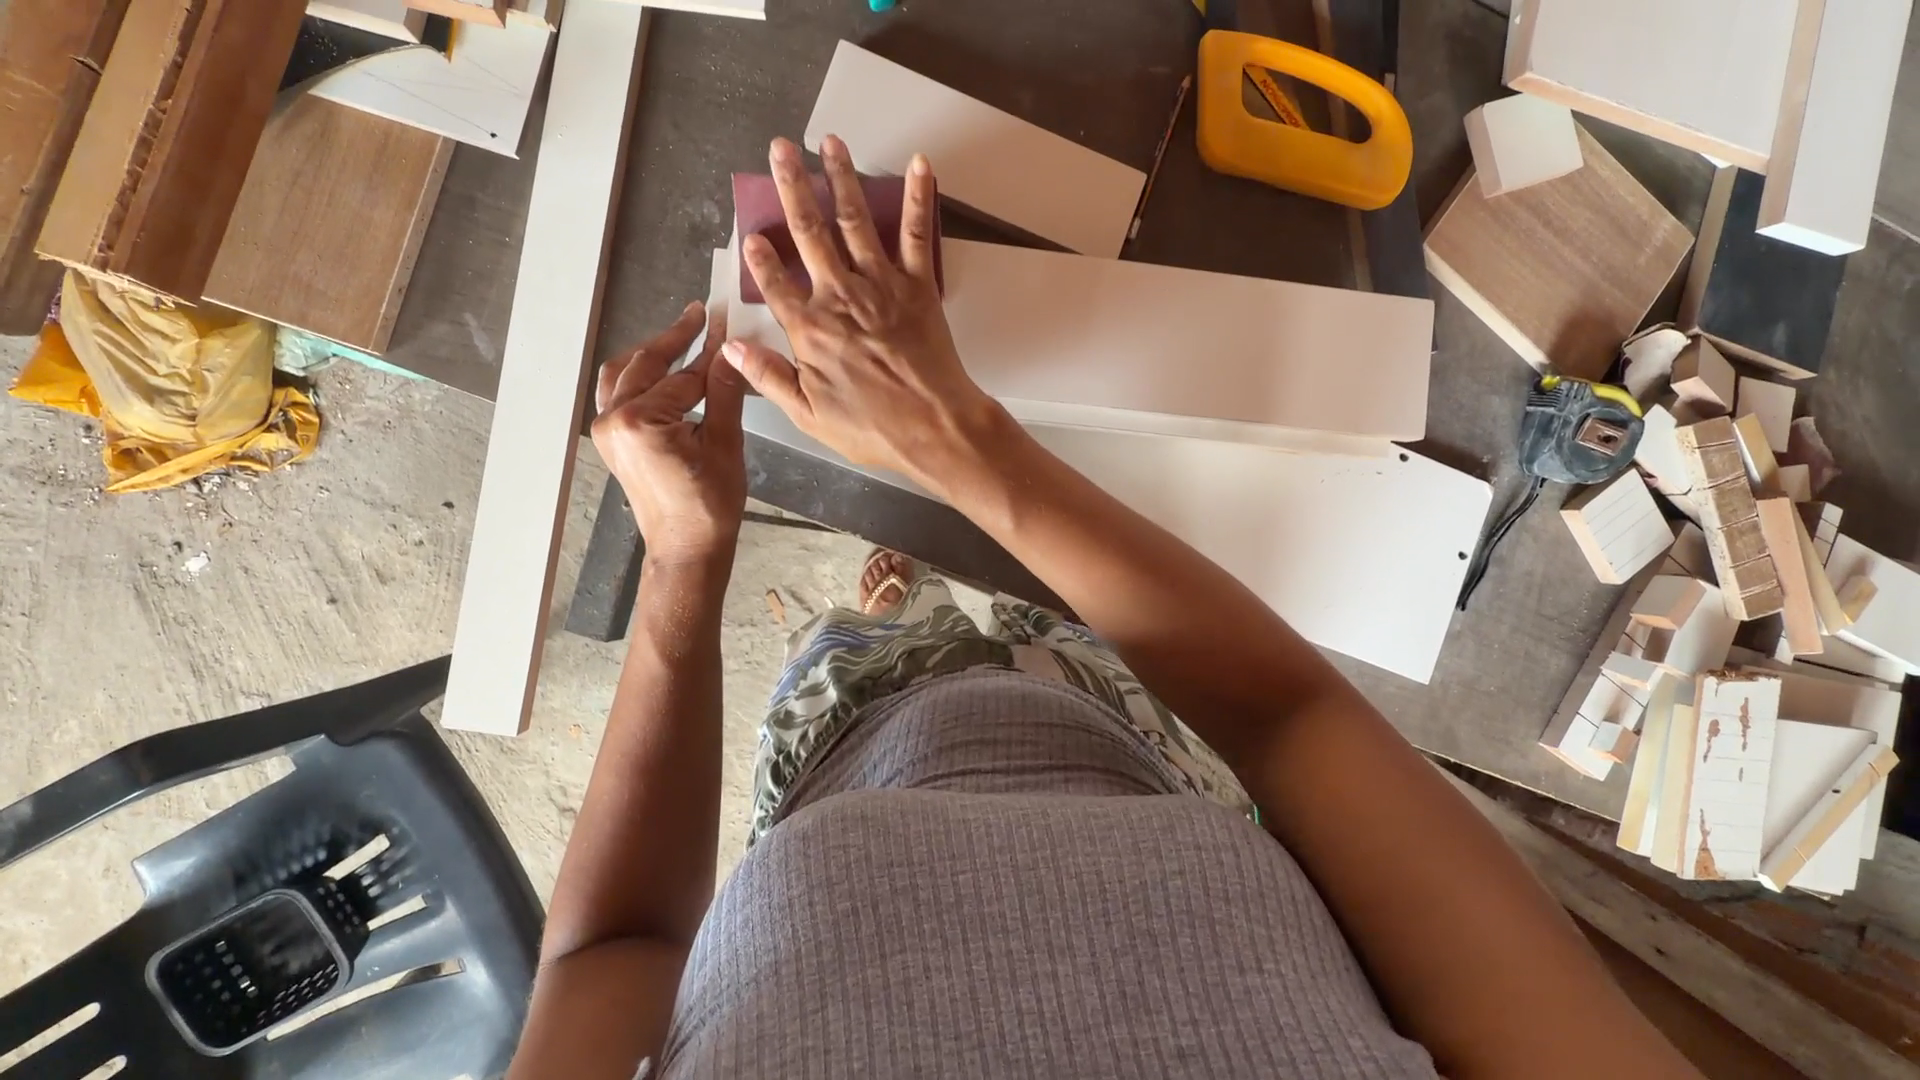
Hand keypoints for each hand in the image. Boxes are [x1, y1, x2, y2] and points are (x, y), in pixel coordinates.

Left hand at [592, 301, 747, 566]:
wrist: (687, 549)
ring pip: (624, 376)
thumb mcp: (724, 443)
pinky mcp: (611, 441)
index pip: (683, 375)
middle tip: (699, 314)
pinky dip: (639, 378)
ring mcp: (606, 431)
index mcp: (639, 420)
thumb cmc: (710, 504)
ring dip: (652, 355)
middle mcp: (612, 419)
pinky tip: (661, 371)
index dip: (709, 350)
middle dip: (675, 339)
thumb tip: (733, 348)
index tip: (724, 320)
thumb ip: (724, 391)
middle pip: (645, 365)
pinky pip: (619, 395)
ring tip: (681, 336)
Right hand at [721, 136, 1010, 497]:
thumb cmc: (872, 428)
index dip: (760, 258)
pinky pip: (916, 233)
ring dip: (841, 178)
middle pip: (809, 233)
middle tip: (779, 149)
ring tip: (829, 142)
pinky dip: (918, 197)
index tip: (751, 233)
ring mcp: (881, 286)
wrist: (933, 426)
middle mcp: (841, 297)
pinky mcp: (918, 286)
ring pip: (855, 221)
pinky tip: (918, 164)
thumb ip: (769, 378)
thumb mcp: (809, 415)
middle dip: (792, 187)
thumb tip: (731, 350)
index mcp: (811, 330)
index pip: (774, 284)